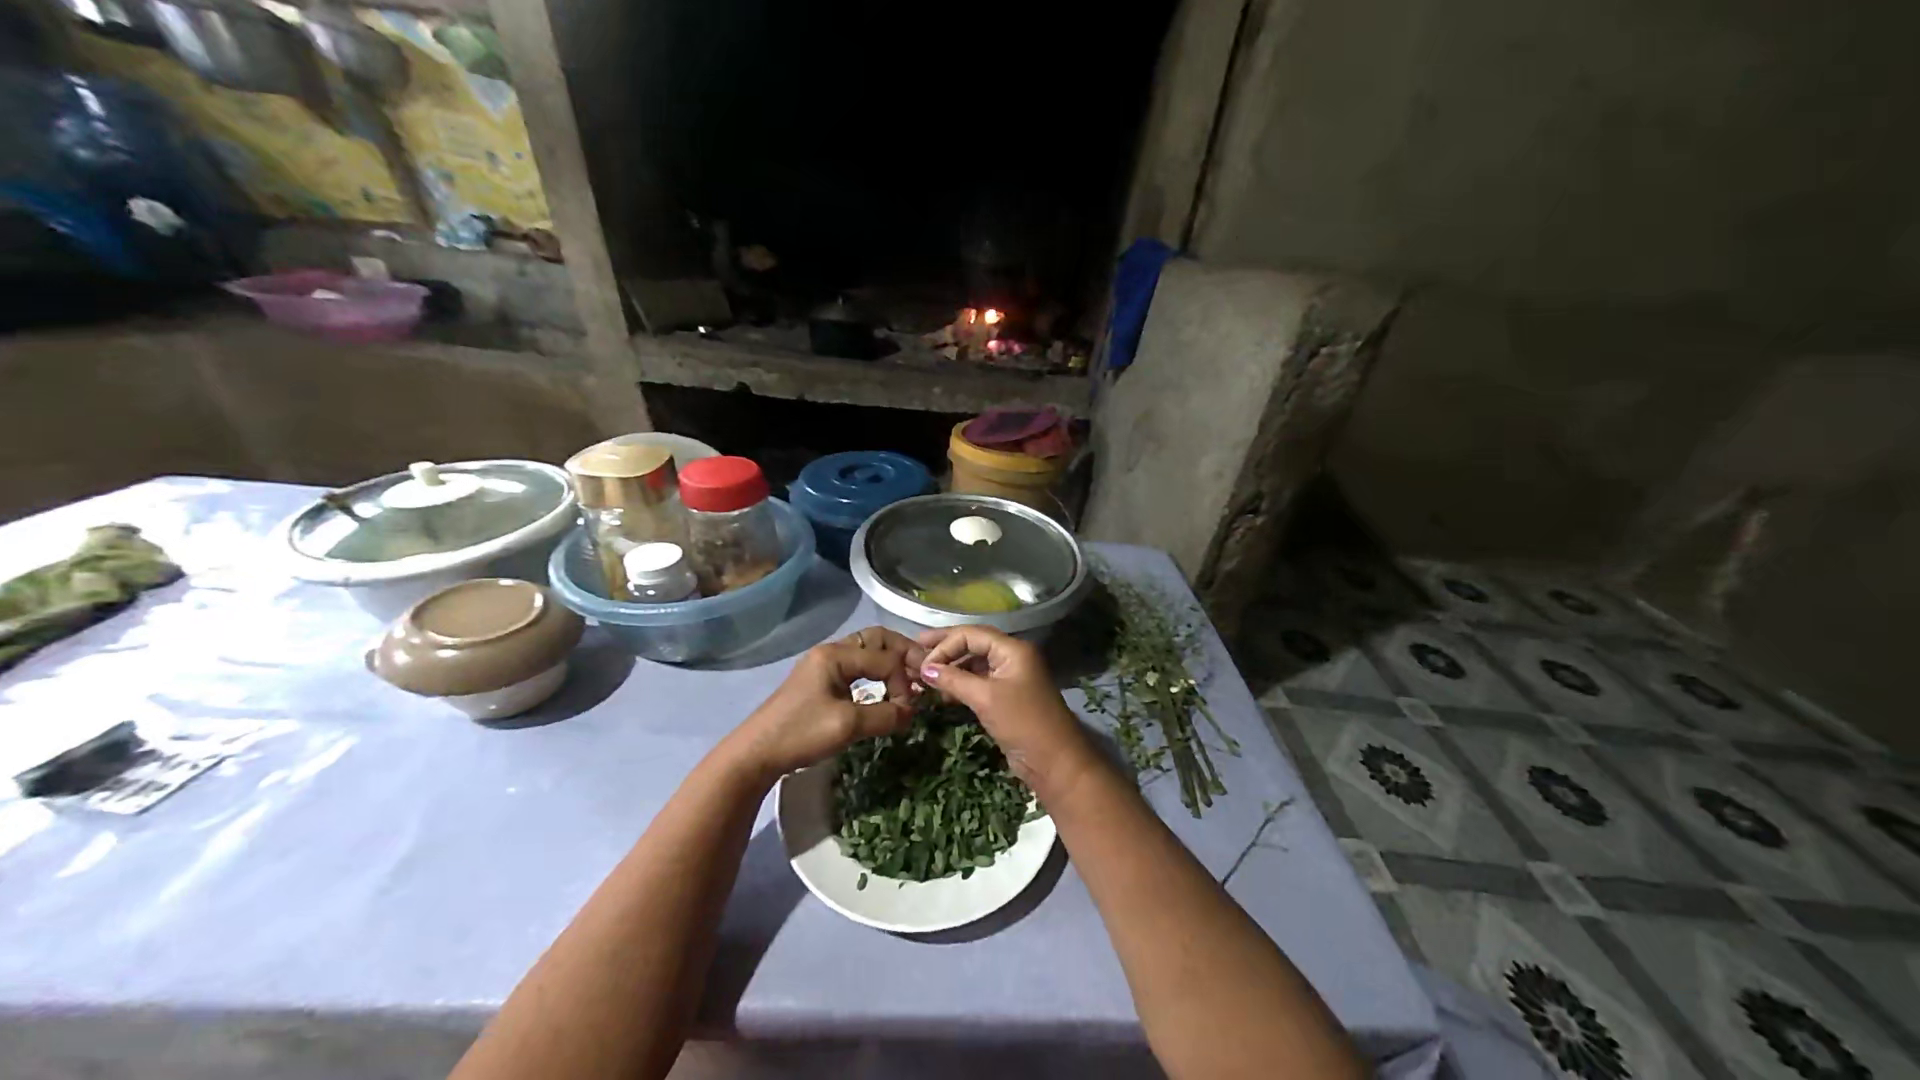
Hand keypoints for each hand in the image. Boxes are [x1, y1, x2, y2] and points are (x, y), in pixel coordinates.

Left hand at [726, 626, 919, 782]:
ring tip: (908, 686)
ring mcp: (824, 667)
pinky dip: (876, 678)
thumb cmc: (800, 733)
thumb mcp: (847, 725)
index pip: (885, 658)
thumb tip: (913, 712)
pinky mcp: (821, 684)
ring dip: (890, 666)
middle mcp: (831, 652)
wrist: (756, 754)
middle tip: (923, 674)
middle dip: (903, 655)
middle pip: (877, 641)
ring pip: (867, 655)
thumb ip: (886, 715)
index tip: (909, 709)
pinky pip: (857, 671)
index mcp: (835, 655)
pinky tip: (884, 696)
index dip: (903, 681)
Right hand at [908, 625, 1097, 795]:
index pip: (972, 634)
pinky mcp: (1007, 698)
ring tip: (925, 676)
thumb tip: (924, 669)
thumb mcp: (985, 698)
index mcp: (1013, 650)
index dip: (945, 645)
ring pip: (975, 664)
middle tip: (916, 648)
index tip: (923, 663)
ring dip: (951, 668)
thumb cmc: (1023, 723)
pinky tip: (942, 694)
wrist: (1055, 761)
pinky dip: (960, 685)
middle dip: (945, 648)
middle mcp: (1012, 657)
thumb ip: (954, 679)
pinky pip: (979, 682)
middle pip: (973, 644)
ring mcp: (1010, 678)